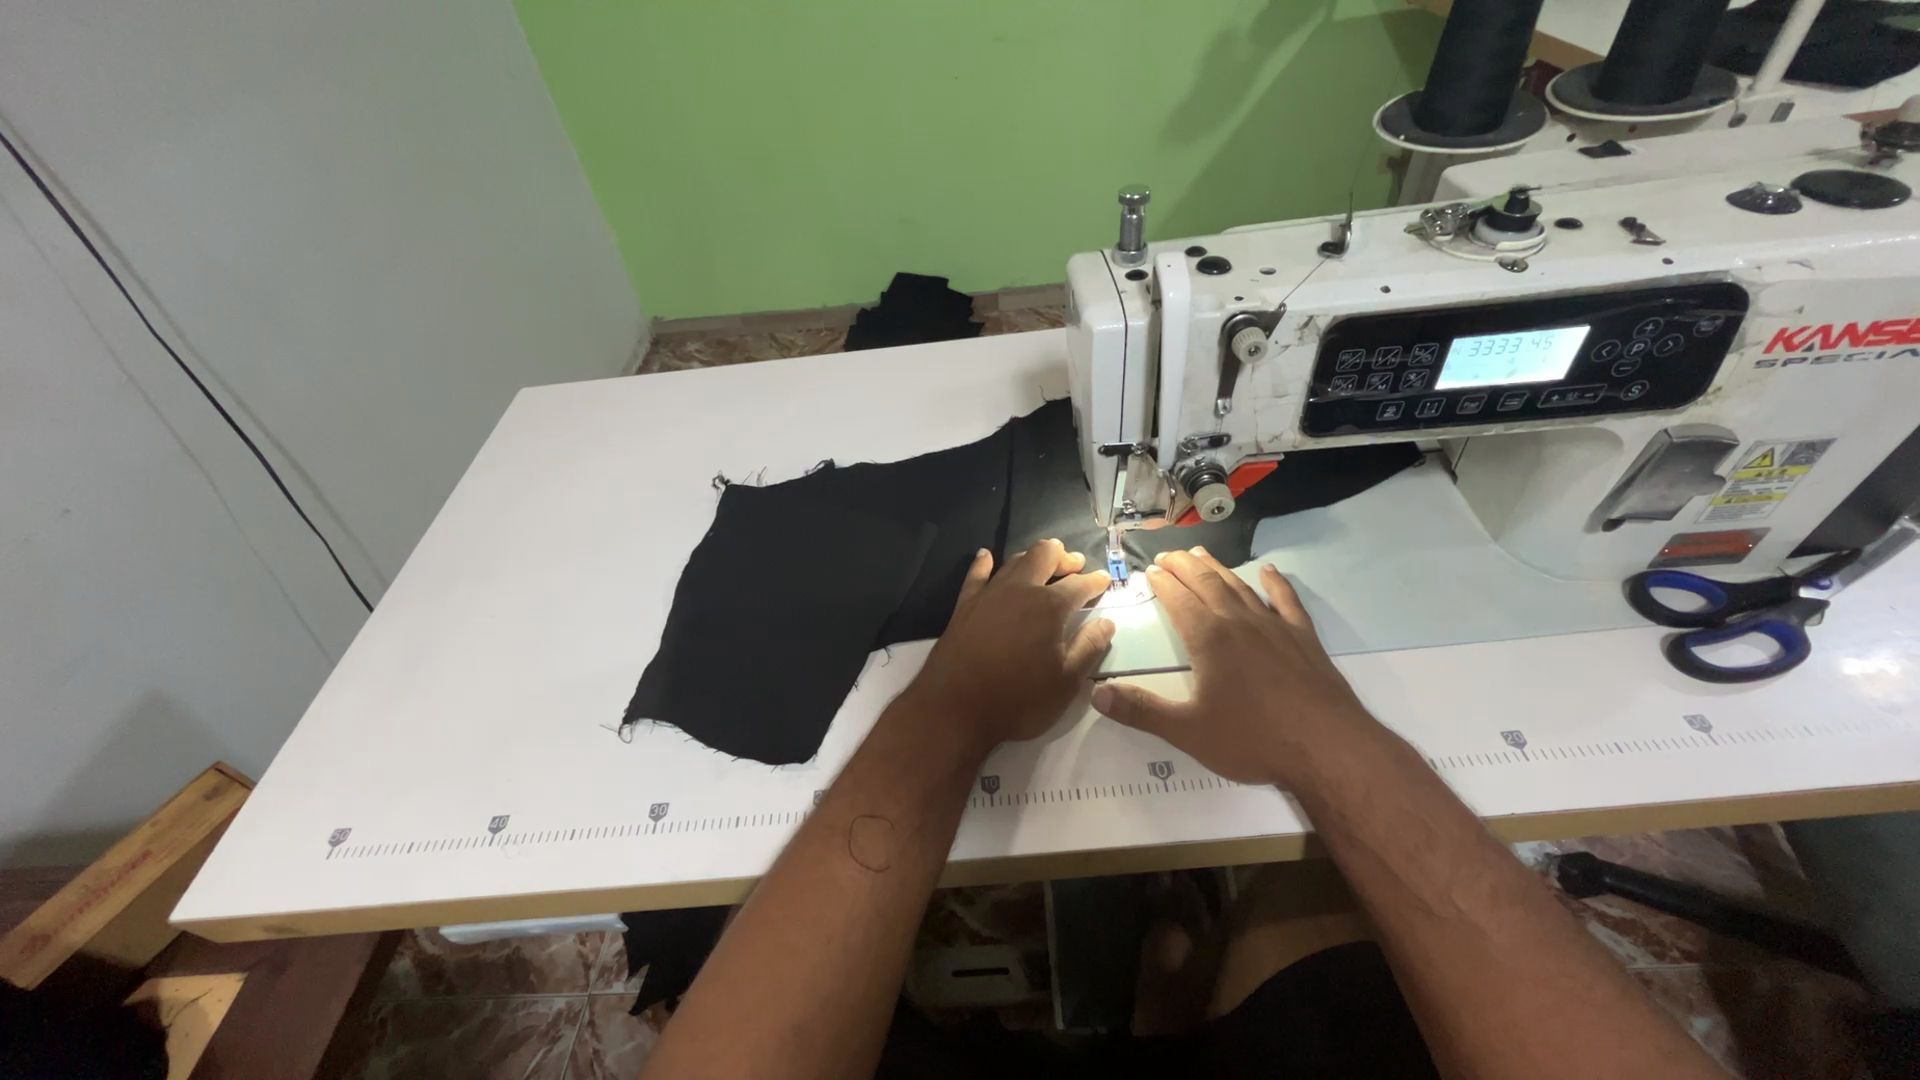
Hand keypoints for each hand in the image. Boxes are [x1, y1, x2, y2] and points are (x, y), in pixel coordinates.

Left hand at [904, 540, 1115, 754]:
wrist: (955, 708)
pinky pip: (976, 575)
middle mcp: (1020, 590)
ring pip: (1014, 561)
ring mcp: (989, 594)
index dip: (1095, 581)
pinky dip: (984, 563)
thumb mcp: (1065, 682)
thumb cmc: (1018, 699)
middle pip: (1044, 556)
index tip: (1105, 580)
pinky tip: (986, 556)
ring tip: (1044, 560)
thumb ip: (1088, 648)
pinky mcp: (964, 605)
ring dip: (1032, 557)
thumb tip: (1106, 623)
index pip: (1079, 585)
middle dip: (1063, 557)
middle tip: (1074, 563)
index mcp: (1049, 607)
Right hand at [1090, 548, 1380, 789]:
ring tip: (1202, 554)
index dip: (1162, 583)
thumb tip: (1097, 694)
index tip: (1150, 570)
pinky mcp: (1305, 640)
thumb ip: (1141, 711)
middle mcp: (1239, 623)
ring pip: (1241, 587)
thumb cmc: (1253, 740)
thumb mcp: (1188, 731)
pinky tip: (1270, 571)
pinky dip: (1276, 584)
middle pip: (1207, 583)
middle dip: (1184, 566)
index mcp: (1209, 639)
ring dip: (1219, 568)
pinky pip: (1287, 602)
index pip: (1179, 600)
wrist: (1328, 749)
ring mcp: (1275, 628)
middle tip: (1167, 555)